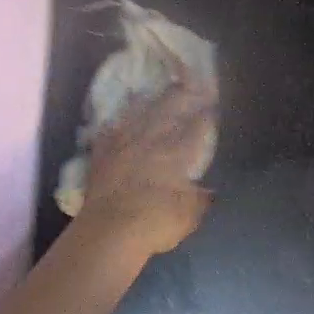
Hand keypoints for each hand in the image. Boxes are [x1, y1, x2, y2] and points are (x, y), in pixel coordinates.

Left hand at [75, 73, 217, 257]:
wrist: (109, 229)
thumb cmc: (155, 222)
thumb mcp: (190, 215)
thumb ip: (202, 199)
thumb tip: (212, 191)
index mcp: (175, 152)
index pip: (196, 127)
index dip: (206, 113)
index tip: (213, 103)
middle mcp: (150, 140)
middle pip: (167, 110)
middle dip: (180, 96)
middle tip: (188, 84)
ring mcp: (122, 144)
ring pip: (137, 115)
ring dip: (147, 103)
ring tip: (153, 92)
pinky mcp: (101, 154)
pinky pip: (108, 132)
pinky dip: (114, 125)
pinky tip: (115, 120)